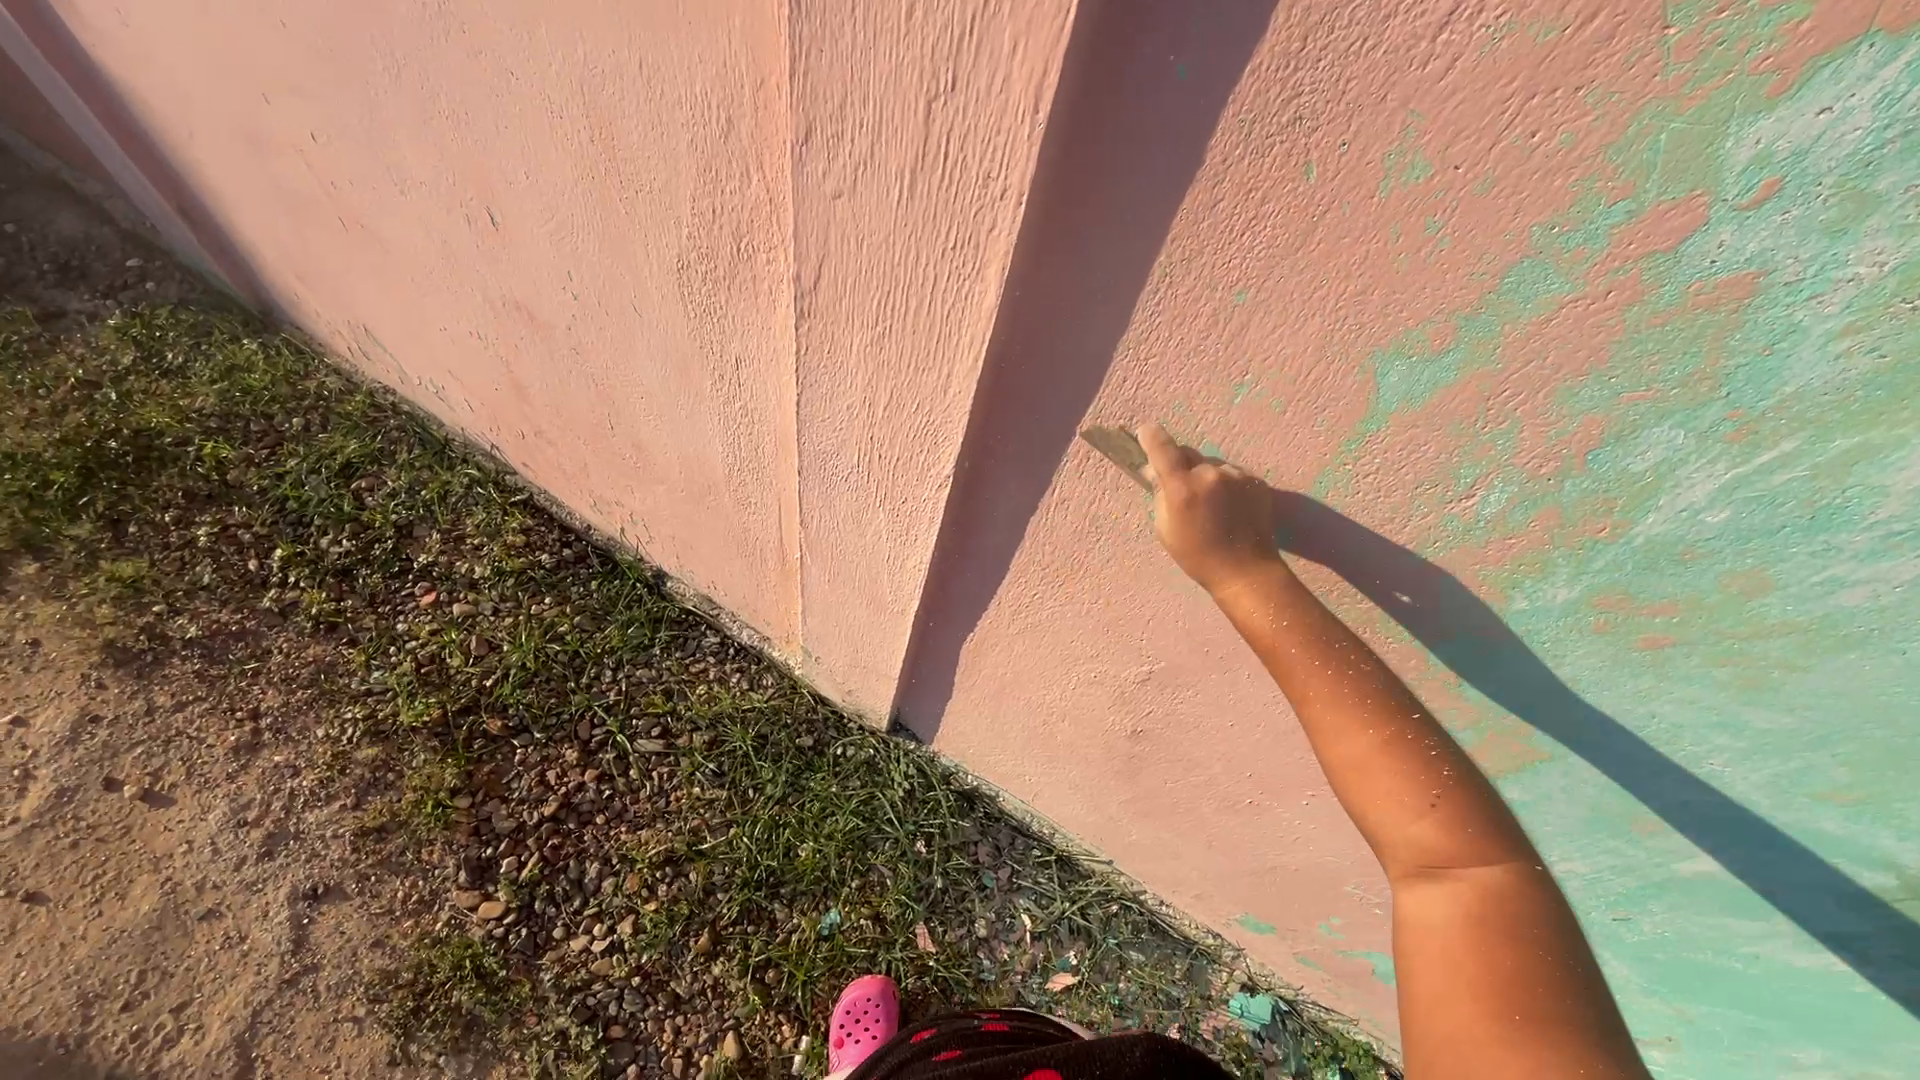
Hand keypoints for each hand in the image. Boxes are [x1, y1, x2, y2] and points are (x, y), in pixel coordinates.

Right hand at [1136, 424, 1286, 594]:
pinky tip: (1229, 508)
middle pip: (1188, 453)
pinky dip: (1225, 485)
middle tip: (1181, 487)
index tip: (1145, 431)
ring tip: (1211, 505)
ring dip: (1205, 476)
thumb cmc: (1197, 555)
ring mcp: (1236, 475)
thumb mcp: (1165, 529)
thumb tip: (1156, 471)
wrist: (1246, 570)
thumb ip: (1160, 495)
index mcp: (1182, 488)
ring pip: (1211, 465)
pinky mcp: (1255, 480)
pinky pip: (1232, 474)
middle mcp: (1209, 475)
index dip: (1150, 436)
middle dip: (1181, 465)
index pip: (1162, 448)